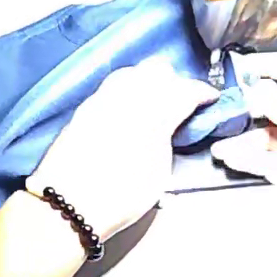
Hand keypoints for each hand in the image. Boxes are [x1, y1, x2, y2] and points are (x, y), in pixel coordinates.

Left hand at [26, 63, 218, 238]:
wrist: (68, 205)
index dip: (202, 93)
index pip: (185, 90)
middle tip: (181, 103)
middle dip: (173, 82)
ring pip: (130, 74)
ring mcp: (100, 99)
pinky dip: (125, 93)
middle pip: (156, 71)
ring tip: (153, 105)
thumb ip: (168, 137)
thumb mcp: (159, 172)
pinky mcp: (82, 110)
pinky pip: (110, 89)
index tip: (209, 99)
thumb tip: (171, 125)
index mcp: (154, 111)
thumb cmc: (119, 196)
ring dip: (146, 83)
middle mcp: (126, 96)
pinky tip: (127, 112)